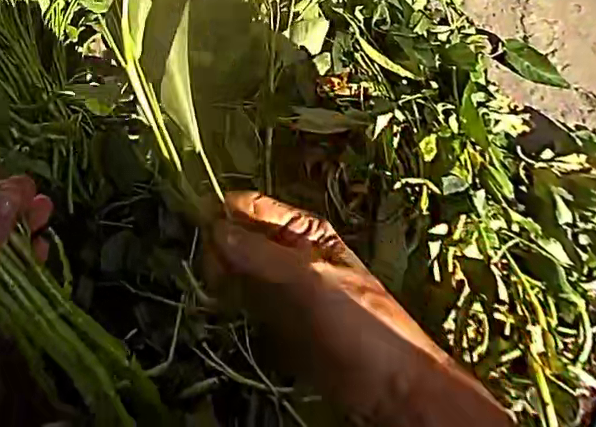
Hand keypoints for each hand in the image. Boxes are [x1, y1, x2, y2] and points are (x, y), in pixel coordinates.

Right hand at [211, 191, 511, 426]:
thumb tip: (214, 227)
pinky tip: (221, 306)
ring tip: (214, 292)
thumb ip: (261, 253)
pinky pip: (242, 297)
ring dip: (219, 274)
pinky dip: (227, 298)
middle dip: (219, 247)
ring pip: (235, 265)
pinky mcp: (275, 317)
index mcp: (301, 228)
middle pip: (237, 233)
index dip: (223, 213)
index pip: (249, 206)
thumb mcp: (309, 279)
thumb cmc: (359, 322)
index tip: (202, 233)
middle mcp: (286, 248)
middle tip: (213, 275)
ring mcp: (279, 283)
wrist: (393, 390)